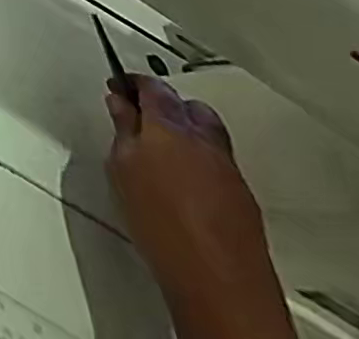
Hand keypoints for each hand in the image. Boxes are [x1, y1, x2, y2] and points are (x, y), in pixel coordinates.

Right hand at [106, 75, 293, 338]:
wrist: (216, 278)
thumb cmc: (161, 222)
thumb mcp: (121, 168)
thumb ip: (123, 130)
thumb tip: (121, 106)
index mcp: (170, 126)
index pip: (153, 87)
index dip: (132, 80)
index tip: (117, 83)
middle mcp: (205, 139)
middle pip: (186, 105)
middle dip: (162, 102)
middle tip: (135, 111)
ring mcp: (228, 167)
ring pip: (205, 130)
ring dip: (182, 128)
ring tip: (156, 144)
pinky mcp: (241, 193)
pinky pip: (216, 157)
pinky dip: (196, 154)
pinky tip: (178, 175)